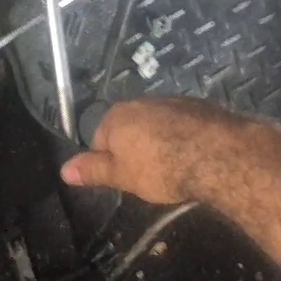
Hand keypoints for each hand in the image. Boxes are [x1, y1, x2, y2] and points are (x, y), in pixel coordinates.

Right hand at [60, 97, 266, 203]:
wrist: (217, 154)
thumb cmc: (161, 167)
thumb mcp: (122, 176)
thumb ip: (93, 170)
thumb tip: (64, 169)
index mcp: (118, 116)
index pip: (100, 139)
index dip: (110, 162)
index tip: (125, 179)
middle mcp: (143, 102)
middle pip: (131, 129)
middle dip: (137, 150)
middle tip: (150, 177)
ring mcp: (174, 101)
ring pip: (159, 126)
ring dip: (162, 143)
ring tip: (176, 169)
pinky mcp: (202, 107)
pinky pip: (185, 125)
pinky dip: (186, 139)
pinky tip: (196, 158)